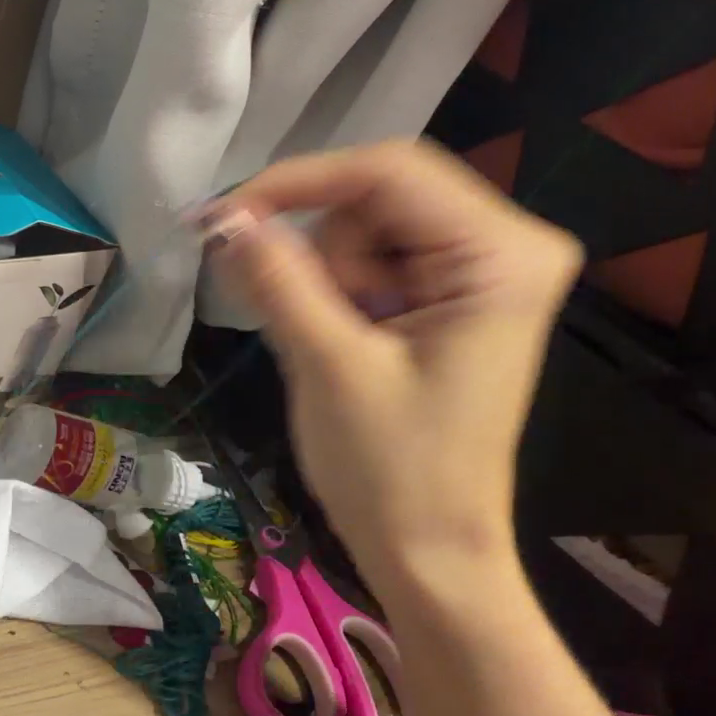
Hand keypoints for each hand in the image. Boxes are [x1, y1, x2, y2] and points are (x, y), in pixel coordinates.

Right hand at [202, 140, 582, 584]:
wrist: (424, 545)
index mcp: (500, 253)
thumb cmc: (389, 466)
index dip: (294, 184)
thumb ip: (277, 283)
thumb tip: (222, 222)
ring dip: (321, 287)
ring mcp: (472, 278)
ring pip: (362, 239)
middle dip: (317, 257)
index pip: (388, 171)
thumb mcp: (327, 366)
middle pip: (375, 203)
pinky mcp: (441, 308)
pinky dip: (330, 305)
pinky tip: (333, 351)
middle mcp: (500, 248)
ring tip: (327, 353)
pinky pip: (366, 275)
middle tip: (306, 329)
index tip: (215, 219)